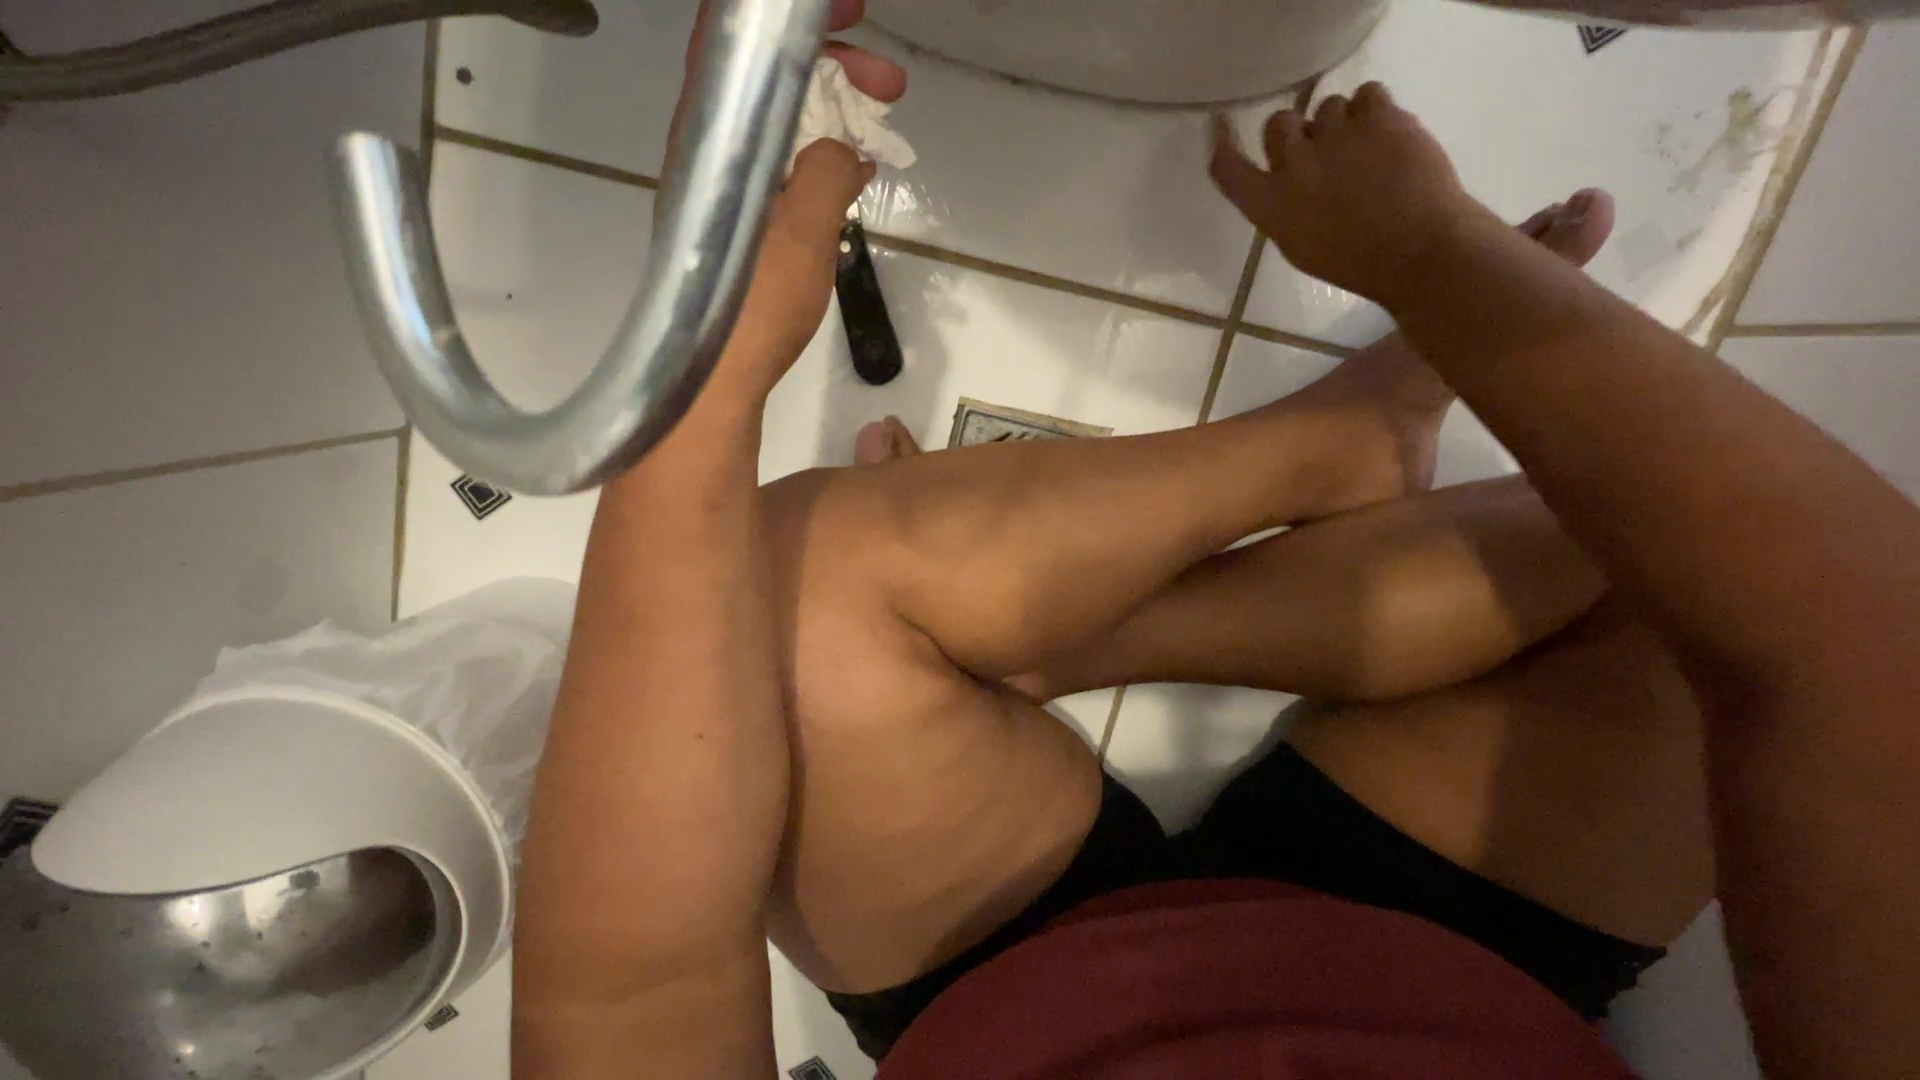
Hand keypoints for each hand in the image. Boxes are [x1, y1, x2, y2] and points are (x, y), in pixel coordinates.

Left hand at [672, 0, 907, 395]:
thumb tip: (847, 149)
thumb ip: (828, 173)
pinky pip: (778, 166)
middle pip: (764, 77)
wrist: (713, 380)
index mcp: (712, 134)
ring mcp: (719, 188)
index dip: (790, 18)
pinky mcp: (733, 224)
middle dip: (831, 67)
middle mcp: (707, 149)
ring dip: (828, 113)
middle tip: (890, 87)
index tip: (854, 15)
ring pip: (775, 122)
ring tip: (880, 133)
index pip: (735, 38)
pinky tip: (850, 177)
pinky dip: (816, 156)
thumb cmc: (753, 304)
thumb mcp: (802, 229)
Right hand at [1210, 83, 1496, 309]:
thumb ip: (1283, 208)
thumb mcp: (1300, 246)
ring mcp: (1336, 137)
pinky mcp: (1378, 117)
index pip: (1228, 167)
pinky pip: (1367, 93)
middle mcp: (1294, 165)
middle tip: (1321, 149)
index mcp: (1271, 205)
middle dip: (1296, 132)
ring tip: (1365, 148)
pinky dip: (1374, 109)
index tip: (1221, 123)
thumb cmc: (1355, 262)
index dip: (1222, 142)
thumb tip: (1288, 177)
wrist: (1418, 250)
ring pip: (1328, 106)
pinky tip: (1386, 134)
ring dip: (1341, 122)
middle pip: (1278, 123)